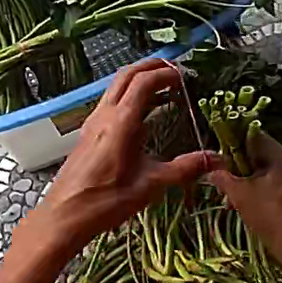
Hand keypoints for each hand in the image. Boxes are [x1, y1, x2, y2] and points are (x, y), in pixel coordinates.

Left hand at [15, 58, 220, 263]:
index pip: (145, 81)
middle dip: (151, 66)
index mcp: (121, 121)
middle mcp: (105, 115)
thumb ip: (185, 168)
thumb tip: (216, 159)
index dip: (166, 74)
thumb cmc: (106, 200)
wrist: (65, 215)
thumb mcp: (151, 184)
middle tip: (175, 71)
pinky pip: (110, 102)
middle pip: (127, 74)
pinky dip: (129, 96)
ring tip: (163, 89)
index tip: (185, 77)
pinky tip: (142, 115)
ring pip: (116, 86)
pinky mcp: (88, 132)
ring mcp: (93, 122)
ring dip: (139, 80)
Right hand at [206, 130, 281, 271]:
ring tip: (228, 198)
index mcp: (279, 155)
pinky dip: (253, 189)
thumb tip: (209, 168)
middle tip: (220, 180)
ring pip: (259, 170)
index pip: (251, 135)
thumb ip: (222, 177)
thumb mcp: (240, 194)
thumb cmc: (270, 217)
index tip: (216, 157)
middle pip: (255, 153)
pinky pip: (267, 182)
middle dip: (235, 166)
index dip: (231, 143)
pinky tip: (240, 205)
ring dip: (242, 181)